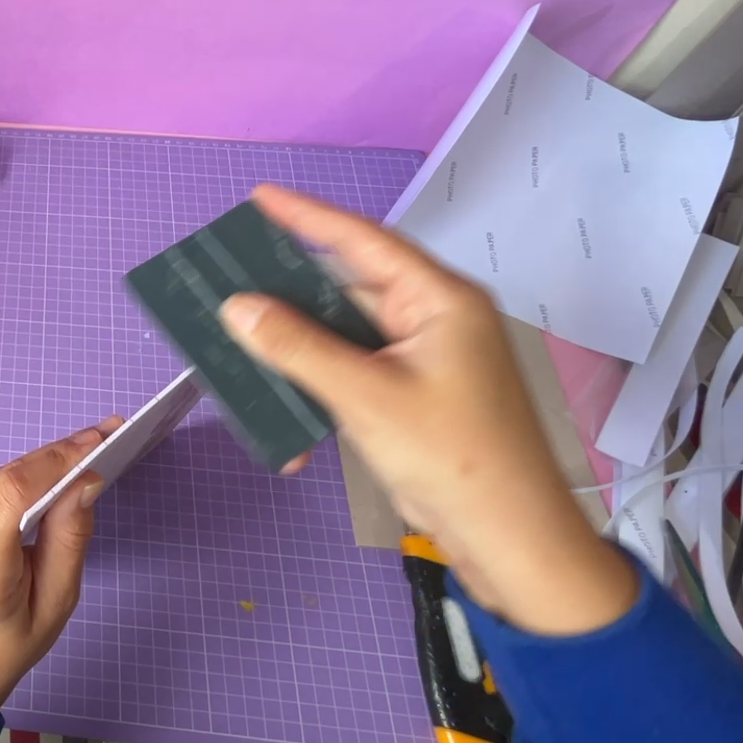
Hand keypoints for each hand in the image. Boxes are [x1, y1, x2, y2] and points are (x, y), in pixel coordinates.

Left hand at [0, 419, 120, 708]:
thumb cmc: (9, 643)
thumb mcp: (56, 603)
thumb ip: (69, 539)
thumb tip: (85, 479)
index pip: (11, 495)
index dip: (55, 462)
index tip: (97, 442)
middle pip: (6, 479)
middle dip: (57, 458)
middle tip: (105, 437)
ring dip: (40, 466)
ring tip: (84, 454)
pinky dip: (19, 479)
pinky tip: (47, 478)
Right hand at [220, 186, 636, 635]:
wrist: (511, 544)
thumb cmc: (452, 457)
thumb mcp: (364, 395)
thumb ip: (295, 346)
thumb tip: (237, 307)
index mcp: (437, 301)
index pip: (362, 241)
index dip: (308, 215)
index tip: (260, 198)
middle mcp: (428, 319)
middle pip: (343, 289)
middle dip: (286, 294)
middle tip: (231, 281)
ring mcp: (418, 359)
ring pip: (338, 335)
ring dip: (294, 352)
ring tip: (241, 349)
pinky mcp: (407, 394)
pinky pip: (346, 371)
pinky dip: (313, 387)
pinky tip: (285, 414)